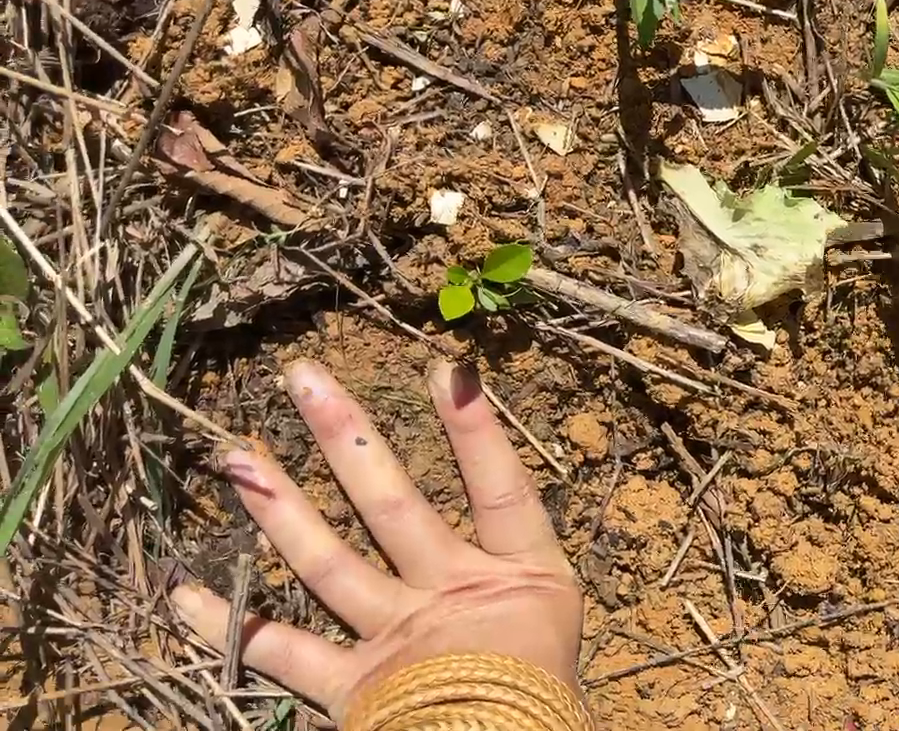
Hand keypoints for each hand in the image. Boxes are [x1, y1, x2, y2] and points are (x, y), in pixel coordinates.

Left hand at [170, 359, 582, 718]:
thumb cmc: (544, 677)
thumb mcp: (558, 608)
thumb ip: (519, 542)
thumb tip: (494, 468)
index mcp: (521, 569)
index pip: (500, 484)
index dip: (477, 429)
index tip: (449, 368)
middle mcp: (453, 589)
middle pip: (394, 506)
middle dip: (349, 440)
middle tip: (305, 379)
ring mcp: (396, 636)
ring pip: (329, 564)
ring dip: (280, 508)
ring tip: (236, 456)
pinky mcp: (350, 687)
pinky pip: (283, 654)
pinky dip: (232, 624)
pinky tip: (181, 592)